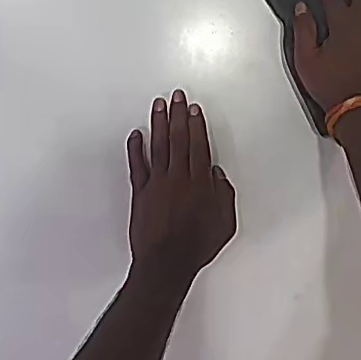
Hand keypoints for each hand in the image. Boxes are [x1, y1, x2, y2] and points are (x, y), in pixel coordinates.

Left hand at [126, 90, 237, 292]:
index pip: (199, 145)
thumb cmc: (195, 246)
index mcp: (200, 182)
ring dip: (159, 122)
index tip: (193, 109)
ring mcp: (157, 183)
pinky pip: (137, 165)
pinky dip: (136, 148)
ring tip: (158, 105)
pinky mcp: (141, 192)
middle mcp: (178, 177)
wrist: (166, 263)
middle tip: (177, 96)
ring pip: (159, 145)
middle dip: (178, 114)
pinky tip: (136, 135)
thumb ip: (223, 195)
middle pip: (179, 138)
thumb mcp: (224, 223)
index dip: (197, 124)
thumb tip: (218, 176)